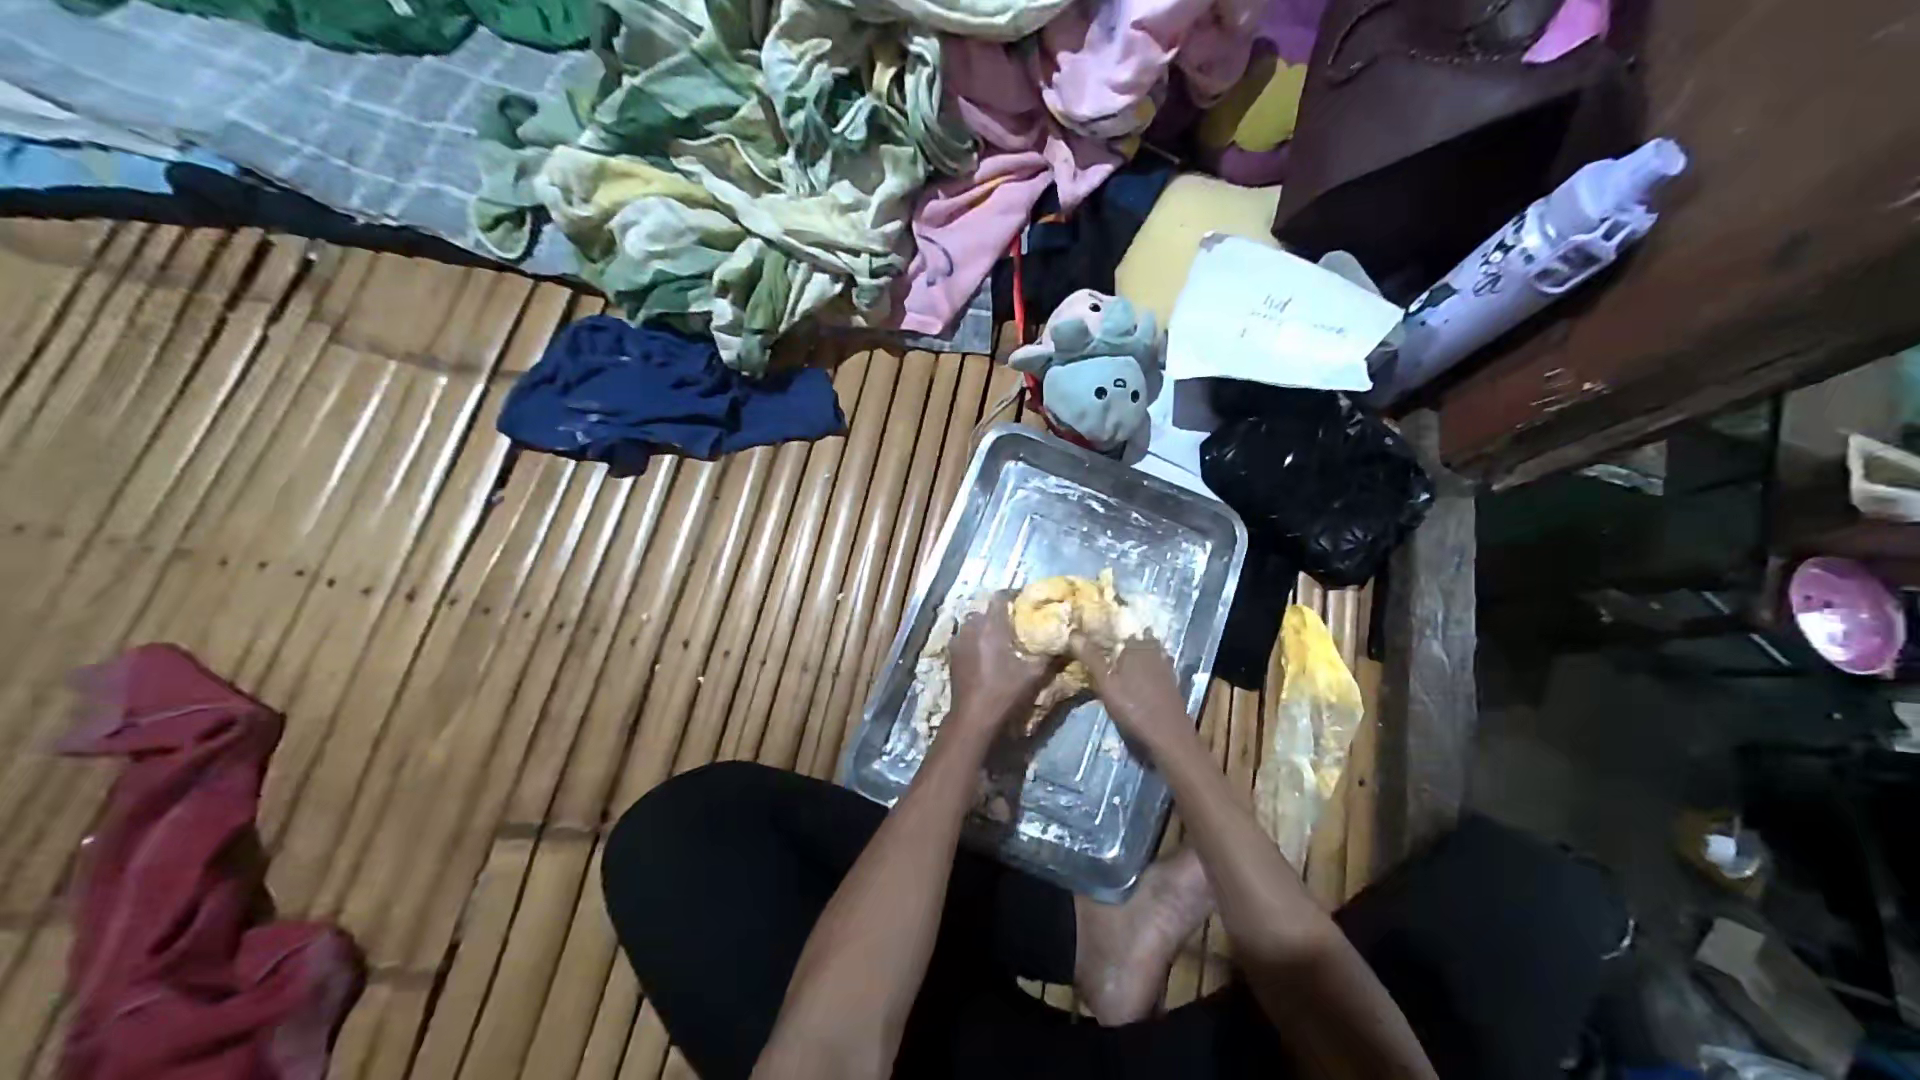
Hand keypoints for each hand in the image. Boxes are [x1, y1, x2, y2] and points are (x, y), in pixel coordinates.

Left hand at [946, 593, 1056, 736]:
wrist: (973, 717)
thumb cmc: (1004, 692)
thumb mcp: (1034, 674)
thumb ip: (1050, 655)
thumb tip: (1067, 642)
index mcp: (991, 627)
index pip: (1000, 597)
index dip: (1013, 595)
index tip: (1025, 602)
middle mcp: (971, 628)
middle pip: (986, 610)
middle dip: (1000, 613)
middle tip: (1016, 622)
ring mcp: (958, 641)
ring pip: (974, 623)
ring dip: (986, 626)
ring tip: (1001, 637)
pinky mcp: (952, 655)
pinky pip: (965, 637)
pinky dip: (976, 639)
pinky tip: (986, 652)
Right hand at [1071, 634, 1193, 754]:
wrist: (1168, 735)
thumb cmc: (1133, 707)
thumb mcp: (1106, 683)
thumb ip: (1091, 657)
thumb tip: (1072, 631)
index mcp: (1136, 648)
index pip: (1121, 631)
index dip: (1109, 631)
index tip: (1097, 634)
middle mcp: (1153, 652)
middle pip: (1137, 640)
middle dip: (1125, 641)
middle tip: (1109, 647)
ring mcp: (1165, 667)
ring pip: (1149, 653)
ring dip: (1138, 654)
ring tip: (1123, 659)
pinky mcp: (1171, 681)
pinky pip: (1156, 666)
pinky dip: (1147, 667)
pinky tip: (1140, 676)